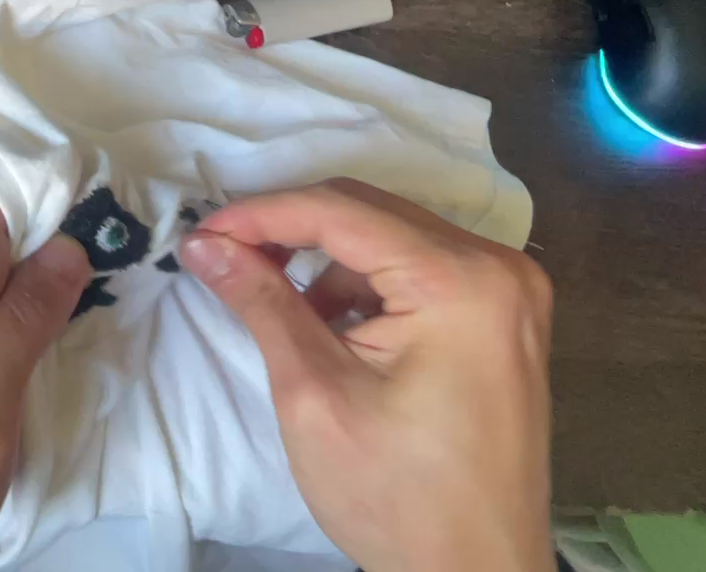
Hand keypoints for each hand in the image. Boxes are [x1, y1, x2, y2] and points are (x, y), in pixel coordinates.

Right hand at [178, 179, 553, 571]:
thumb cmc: (396, 496)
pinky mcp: (499, 309)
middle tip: (222, 252)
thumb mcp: (313, 391)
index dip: (259, 215)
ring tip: (269, 290)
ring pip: (383, 230)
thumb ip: (259, 300)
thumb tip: (199, 242)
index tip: (200, 233)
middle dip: (284, 226)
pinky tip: (327, 318)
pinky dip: (356, 276)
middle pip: (363, 210)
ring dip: (317, 252)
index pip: (338, 212)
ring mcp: (506, 286)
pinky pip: (409, 261)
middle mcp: (496, 264)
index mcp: (460, 282)